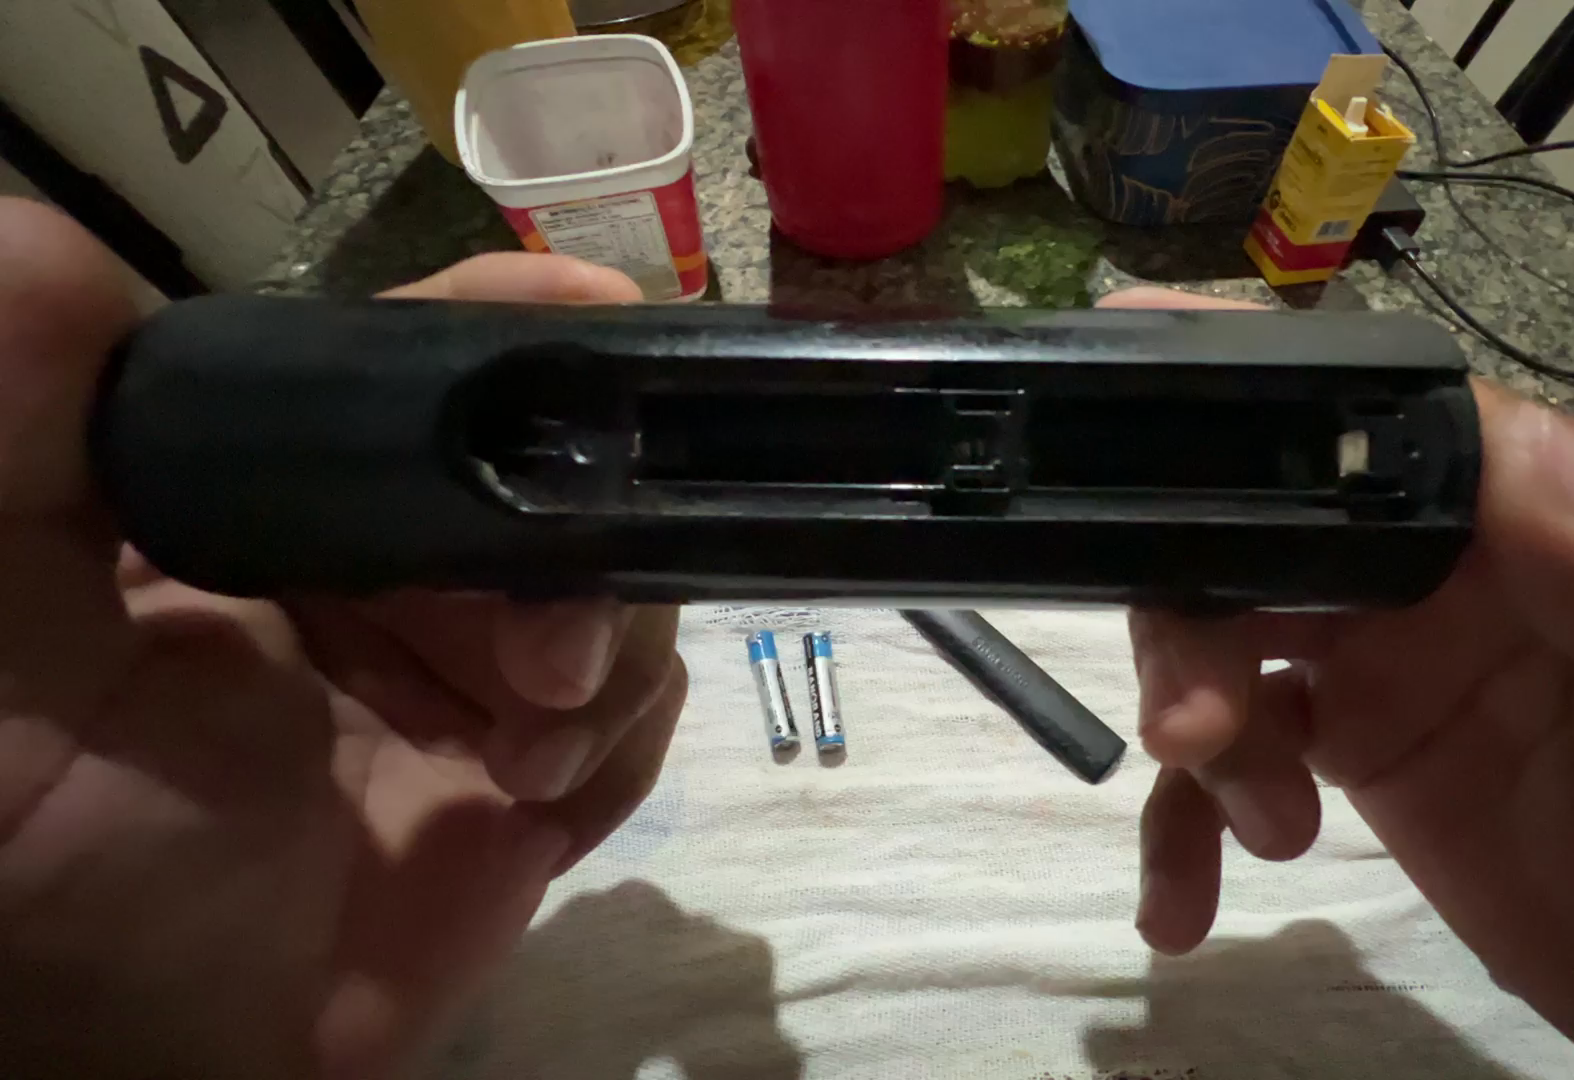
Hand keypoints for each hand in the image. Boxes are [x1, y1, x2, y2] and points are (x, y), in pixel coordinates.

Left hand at [0, 198, 685, 1078]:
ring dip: (614, 670)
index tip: (612, 314)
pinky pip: (651, 704)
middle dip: (590, 563)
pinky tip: (550, 796)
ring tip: (536, 754)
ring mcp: (507, 659)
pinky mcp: (569, 746)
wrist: (173, 1050)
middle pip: (574, 498)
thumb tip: (51, 255)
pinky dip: (626, 742)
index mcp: (309, 508)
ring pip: (633, 600)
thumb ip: (9, 457)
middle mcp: (423, 565)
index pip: (435, 379)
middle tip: (549, 661)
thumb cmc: (49, 854)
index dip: (525, 331)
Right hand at [1108, 287, 1573, 1078]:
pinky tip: (1180, 897)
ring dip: (1192, 731)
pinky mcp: (1340, 751)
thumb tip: (1517, 457)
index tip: (1126, 447)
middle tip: (1193, 732)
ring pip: (1214, 652)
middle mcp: (1426, 574)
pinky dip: (1185, 821)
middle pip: (1248, 552)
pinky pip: (1226, 764)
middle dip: (1192, 630)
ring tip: (1252, 824)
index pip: (1364, 432)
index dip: (1239, 420)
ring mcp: (1372, 663)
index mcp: (1525, 521)